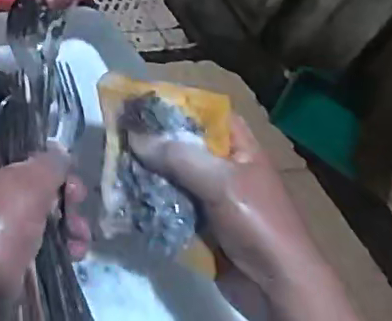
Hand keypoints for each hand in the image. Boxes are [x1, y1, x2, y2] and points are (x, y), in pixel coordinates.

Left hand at [0, 149, 89, 295]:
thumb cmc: (3, 219)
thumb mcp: (30, 183)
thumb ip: (50, 163)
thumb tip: (61, 149)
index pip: (28, 151)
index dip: (52, 159)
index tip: (71, 171)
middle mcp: (0, 185)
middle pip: (43, 182)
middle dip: (68, 194)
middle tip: (78, 204)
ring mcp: (9, 217)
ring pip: (50, 211)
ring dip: (72, 222)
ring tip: (80, 237)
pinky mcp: (19, 246)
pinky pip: (49, 237)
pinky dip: (66, 242)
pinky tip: (77, 253)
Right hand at [129, 114, 359, 320]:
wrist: (281, 292)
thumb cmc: (260, 226)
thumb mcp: (221, 183)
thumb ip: (175, 155)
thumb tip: (132, 136)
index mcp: (234, 143)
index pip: (196, 107)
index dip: (165, 100)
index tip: (130, 100)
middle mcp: (218, 160)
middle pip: (173, 137)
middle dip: (143, 136)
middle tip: (112, 132)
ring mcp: (206, 190)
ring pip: (164, 167)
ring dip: (140, 166)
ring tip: (110, 161)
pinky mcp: (194, 216)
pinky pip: (163, 195)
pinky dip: (144, 193)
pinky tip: (122, 189)